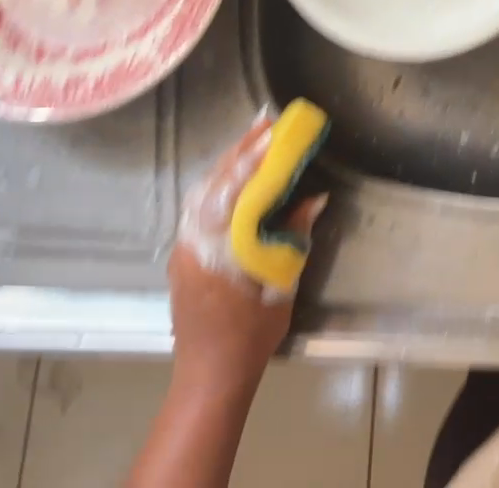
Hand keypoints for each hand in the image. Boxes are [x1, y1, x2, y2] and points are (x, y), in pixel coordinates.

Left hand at [168, 120, 327, 386]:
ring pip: (202, 193)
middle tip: (266, 123)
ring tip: (254, 139)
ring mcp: (183, 247)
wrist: (209, 376)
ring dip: (228, 164)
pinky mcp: (184, 254)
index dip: (254, 157)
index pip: (234, 189)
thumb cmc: (249, 334)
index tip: (274, 131)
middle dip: (240, 150)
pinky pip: (199, 207)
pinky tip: (235, 175)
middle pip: (213, 183)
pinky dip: (219, 184)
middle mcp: (192, 241)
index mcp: (216, 248)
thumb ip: (294, 238)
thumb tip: (315, 198)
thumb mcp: (280, 284)